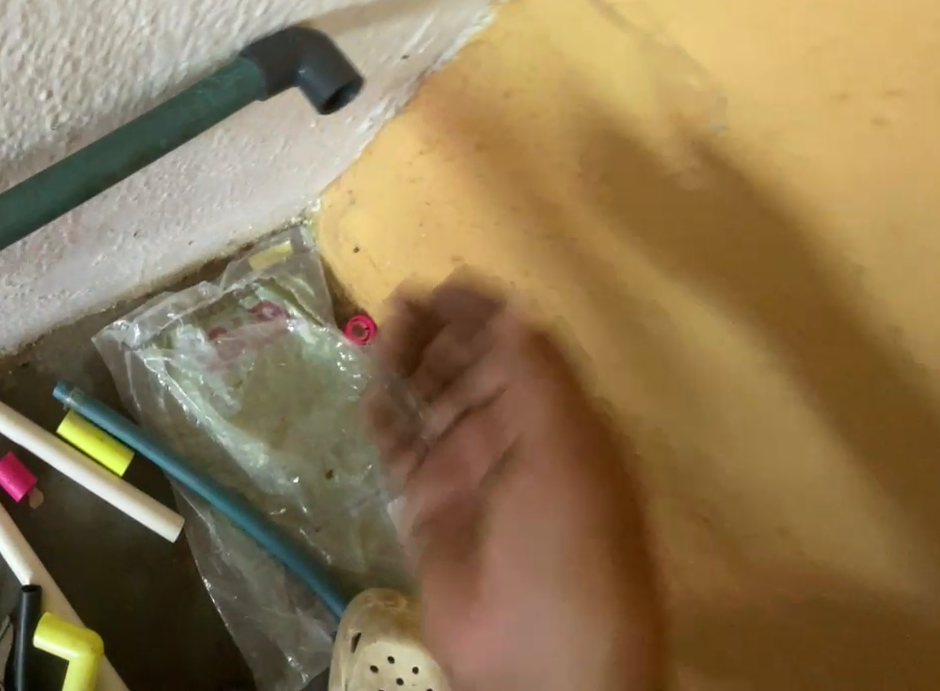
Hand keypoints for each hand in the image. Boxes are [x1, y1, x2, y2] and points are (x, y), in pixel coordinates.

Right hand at [365, 278, 663, 690]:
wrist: (539, 661)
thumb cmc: (568, 548)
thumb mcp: (568, 454)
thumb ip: (538, 376)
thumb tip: (513, 306)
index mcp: (554, 419)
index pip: (516, 346)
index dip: (481, 312)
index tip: (440, 286)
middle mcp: (510, 434)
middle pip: (465, 365)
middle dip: (434, 332)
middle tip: (397, 308)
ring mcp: (465, 467)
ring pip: (427, 398)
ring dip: (404, 366)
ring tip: (378, 344)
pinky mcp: (426, 500)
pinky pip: (398, 446)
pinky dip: (383, 420)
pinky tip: (370, 401)